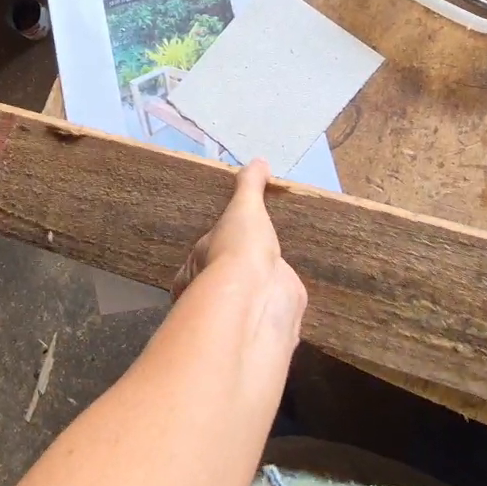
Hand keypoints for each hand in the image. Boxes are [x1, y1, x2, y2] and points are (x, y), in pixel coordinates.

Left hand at [172, 159, 304, 316]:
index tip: (223, 245)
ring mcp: (239, 310)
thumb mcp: (244, 206)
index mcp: (198, 263)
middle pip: (219, 284)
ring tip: (270, 285)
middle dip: (230, 279)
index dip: (210, 253)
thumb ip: (250, 185)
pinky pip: (270, 318)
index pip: (200, 259)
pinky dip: (278, 313)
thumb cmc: (239, 247)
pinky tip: (287, 304)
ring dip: (253, 298)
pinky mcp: (268, 323)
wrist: (257, 295)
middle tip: (248, 267)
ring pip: (242, 303)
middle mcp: (214, 290)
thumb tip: (259, 162)